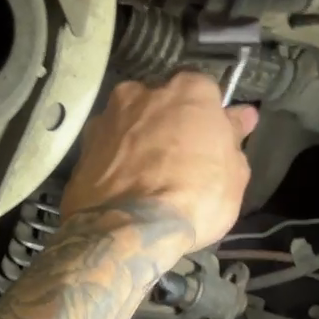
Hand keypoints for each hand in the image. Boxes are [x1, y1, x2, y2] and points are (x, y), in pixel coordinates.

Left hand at [60, 72, 255, 250]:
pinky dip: (108, 165)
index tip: (205, 135)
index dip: (202, 114)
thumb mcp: (234, 171)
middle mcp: (138, 94)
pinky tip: (118, 188)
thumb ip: (232, 137)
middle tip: (172, 156)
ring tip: (141, 176)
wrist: (126, 229)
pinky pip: (101, 153)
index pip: (199, 89)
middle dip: (162, 122)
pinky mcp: (78, 153)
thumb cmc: (193, 196)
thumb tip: (240, 116)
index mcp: (185, 89)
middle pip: (155, 102)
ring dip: (131, 142)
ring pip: (123, 125)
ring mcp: (102, 122)